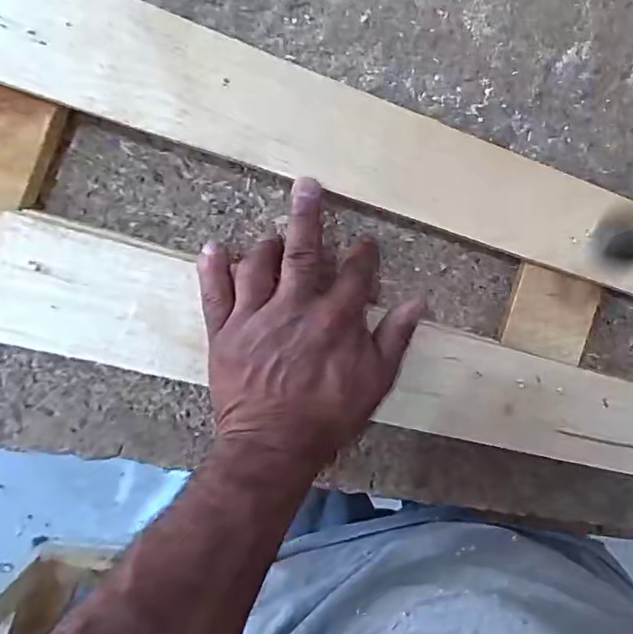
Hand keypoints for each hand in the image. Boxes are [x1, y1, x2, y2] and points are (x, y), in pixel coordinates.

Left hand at [196, 177, 426, 473]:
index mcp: (336, 317)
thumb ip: (396, 336)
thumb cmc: (331, 414)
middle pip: (305, 252)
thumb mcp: (377, 379)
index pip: (355, 273)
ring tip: (275, 233)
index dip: (364, 254)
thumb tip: (419, 302)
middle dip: (309, 217)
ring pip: (259, 266)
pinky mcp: (224, 334)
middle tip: (308, 186)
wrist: (271, 447)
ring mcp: (256, 318)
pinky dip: (213, 269)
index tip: (367, 241)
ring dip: (268, 244)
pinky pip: (215, 294)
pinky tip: (215, 248)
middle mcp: (296, 306)